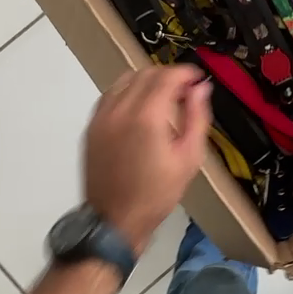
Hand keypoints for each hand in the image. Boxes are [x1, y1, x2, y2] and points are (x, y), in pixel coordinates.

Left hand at [83, 64, 212, 252]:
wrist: (115, 220)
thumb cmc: (158, 193)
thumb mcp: (190, 158)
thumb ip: (197, 117)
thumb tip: (201, 88)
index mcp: (147, 116)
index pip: (167, 77)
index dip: (185, 72)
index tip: (198, 79)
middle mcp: (120, 109)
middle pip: (145, 73)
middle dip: (168, 76)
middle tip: (185, 91)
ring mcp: (101, 117)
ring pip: (124, 80)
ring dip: (146, 81)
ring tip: (163, 99)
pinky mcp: (91, 127)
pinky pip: (110, 96)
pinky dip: (127, 93)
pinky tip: (139, 109)